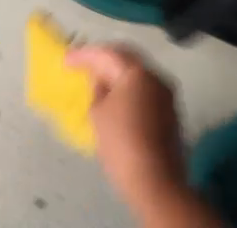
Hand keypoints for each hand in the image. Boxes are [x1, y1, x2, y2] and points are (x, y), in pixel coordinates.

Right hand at [65, 43, 184, 205]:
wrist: (156, 182)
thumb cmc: (121, 143)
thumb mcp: (98, 113)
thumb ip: (98, 89)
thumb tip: (101, 81)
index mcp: (137, 72)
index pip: (106, 53)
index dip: (83, 55)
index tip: (66, 60)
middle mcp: (156, 76)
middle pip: (126, 57)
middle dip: (104, 58)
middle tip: (84, 63)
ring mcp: (167, 94)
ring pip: (138, 73)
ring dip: (118, 72)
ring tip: (98, 78)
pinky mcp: (171, 111)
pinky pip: (145, 88)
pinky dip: (129, 87)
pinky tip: (116, 95)